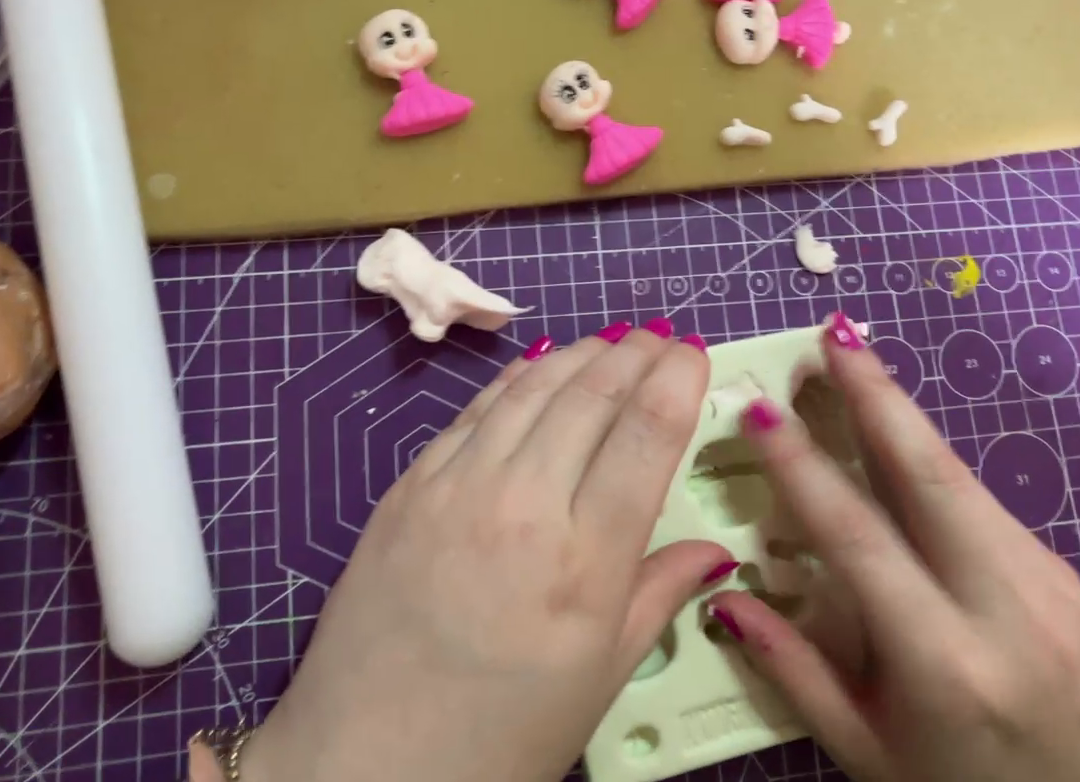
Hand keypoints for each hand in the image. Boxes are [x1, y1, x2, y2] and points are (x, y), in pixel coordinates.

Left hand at [242, 320, 730, 781]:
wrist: (364, 760)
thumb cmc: (499, 737)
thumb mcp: (599, 679)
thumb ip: (659, 597)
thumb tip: (716, 551)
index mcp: (585, 562)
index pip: (644, 436)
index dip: (677, 381)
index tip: (694, 354)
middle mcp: (524, 504)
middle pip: (590, 396)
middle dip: (635, 355)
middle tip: (661, 339)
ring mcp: (459, 486)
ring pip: (532, 388)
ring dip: (580, 355)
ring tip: (612, 342)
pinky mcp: (410, 483)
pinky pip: (476, 410)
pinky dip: (518, 378)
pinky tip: (541, 367)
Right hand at [708, 315, 1079, 781]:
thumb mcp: (865, 752)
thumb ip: (794, 672)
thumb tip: (724, 598)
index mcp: (946, 663)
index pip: (861, 541)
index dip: (805, 470)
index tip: (762, 410)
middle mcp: (1003, 605)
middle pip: (931, 475)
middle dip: (876, 394)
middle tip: (832, 335)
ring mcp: (1043, 577)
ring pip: (953, 473)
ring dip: (897, 408)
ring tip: (850, 356)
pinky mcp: (1057, 564)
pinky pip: (972, 498)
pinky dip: (920, 453)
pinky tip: (885, 428)